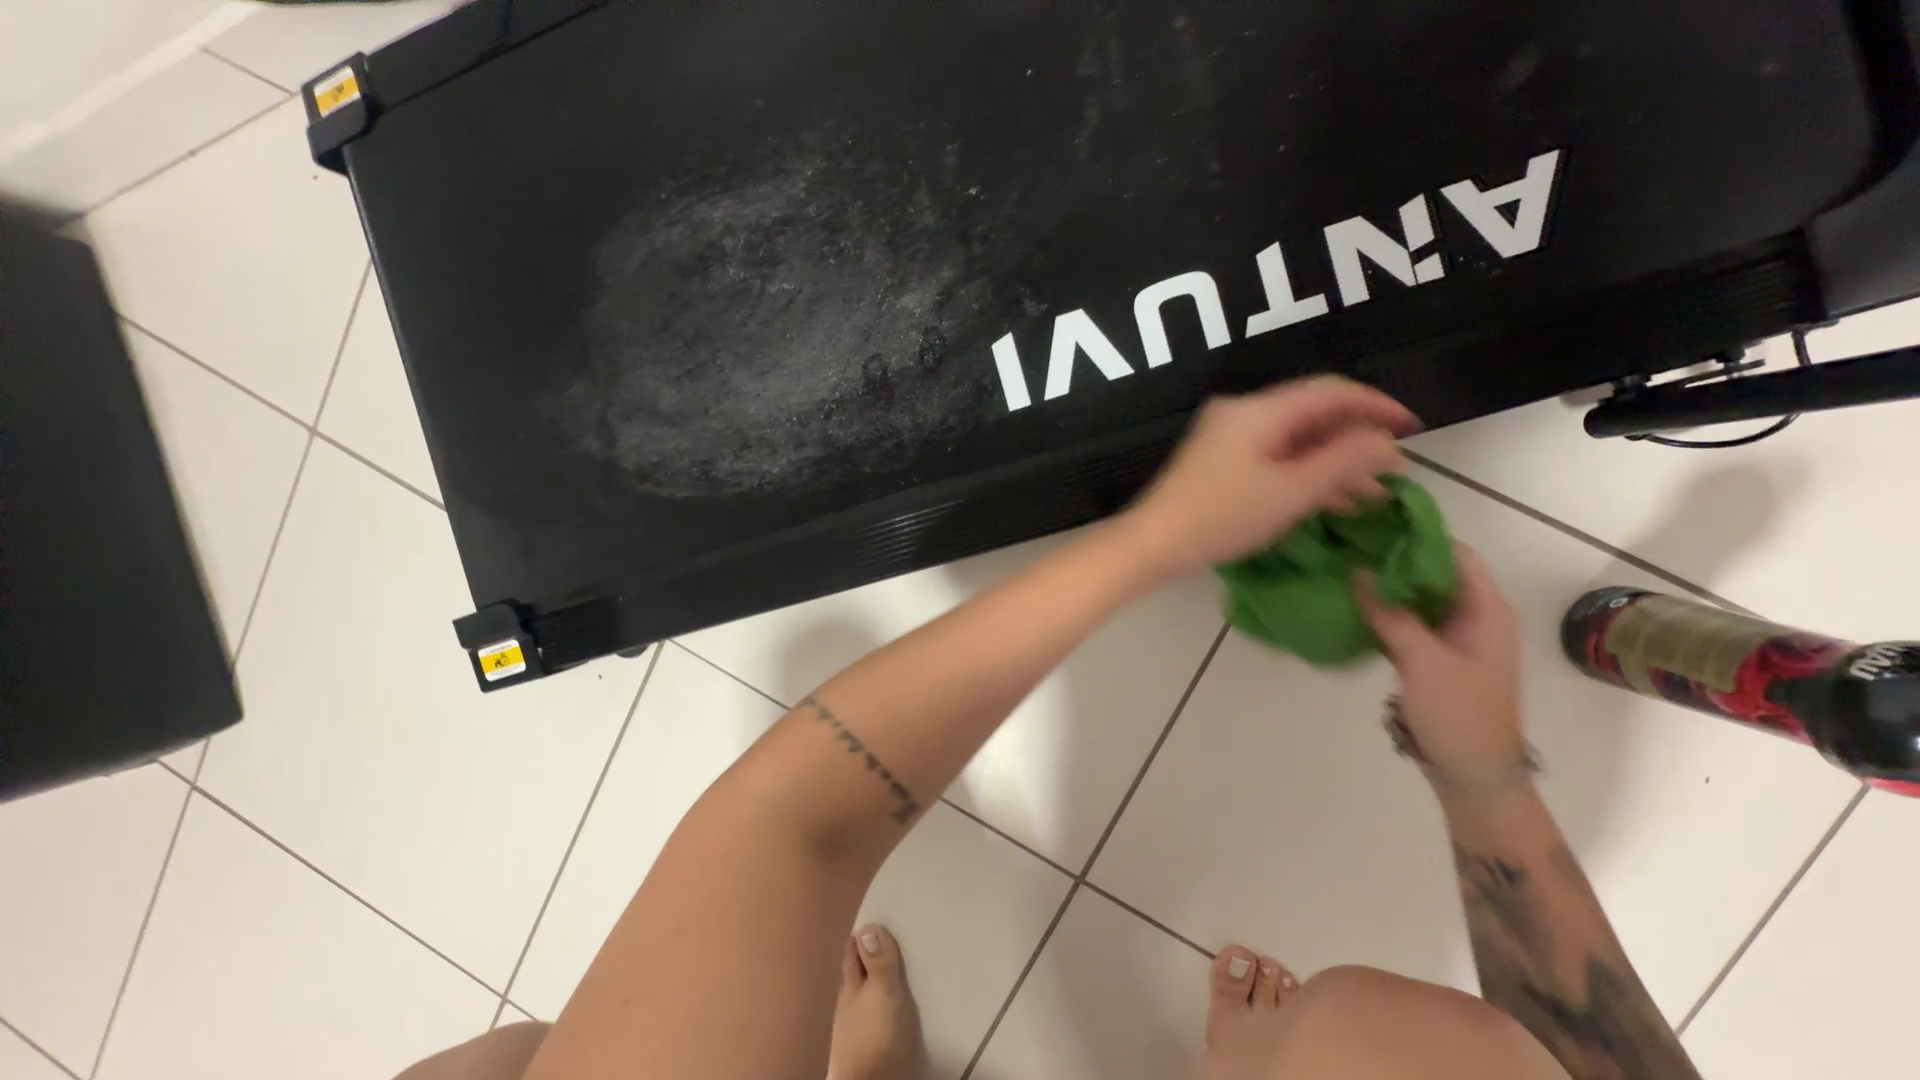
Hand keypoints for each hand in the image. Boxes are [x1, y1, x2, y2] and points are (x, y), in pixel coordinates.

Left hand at [1119, 376, 1419, 574]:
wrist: (1154, 543)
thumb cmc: (1223, 516)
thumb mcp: (1291, 491)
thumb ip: (1343, 461)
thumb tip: (1385, 441)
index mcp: (1259, 410)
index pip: (1330, 391)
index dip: (1376, 405)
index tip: (1413, 427)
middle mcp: (1243, 414)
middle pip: (1314, 415)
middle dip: (1358, 440)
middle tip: (1396, 470)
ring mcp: (1229, 438)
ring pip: (1296, 441)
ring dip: (1335, 463)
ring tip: (1375, 495)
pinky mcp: (1221, 463)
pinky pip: (1276, 458)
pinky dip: (1305, 475)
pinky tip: (1334, 502)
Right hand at [1357, 544, 1527, 778]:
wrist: (1473, 774)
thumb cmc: (1458, 713)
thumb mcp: (1421, 660)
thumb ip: (1390, 615)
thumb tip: (1356, 572)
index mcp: (1488, 610)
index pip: (1455, 555)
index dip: (1417, 538)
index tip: (1374, 528)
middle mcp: (1476, 617)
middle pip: (1436, 574)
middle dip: (1395, 561)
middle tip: (1350, 546)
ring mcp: (1457, 638)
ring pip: (1421, 599)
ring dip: (1388, 588)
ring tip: (1346, 570)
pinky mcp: (1438, 657)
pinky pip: (1413, 623)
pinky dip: (1388, 613)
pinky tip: (1356, 607)